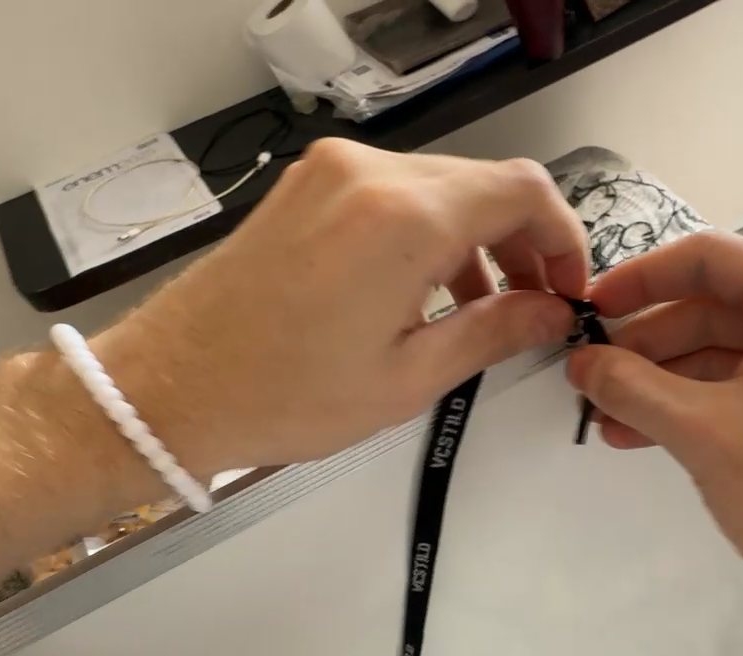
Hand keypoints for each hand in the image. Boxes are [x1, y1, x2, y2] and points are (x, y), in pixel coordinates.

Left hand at [86, 140, 587, 480]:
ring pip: (445, 188)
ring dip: (482, 241)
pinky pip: (399, 195)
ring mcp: (333, 174)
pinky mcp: (311, 188)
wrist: (173, 388)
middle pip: (487, 184)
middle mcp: (366, 175)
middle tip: (539, 306)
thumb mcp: (411, 377)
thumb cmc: (280, 393)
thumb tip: (550, 314)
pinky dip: (435, 235)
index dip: (564, 239)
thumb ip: (495, 333)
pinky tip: (435, 290)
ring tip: (488, 309)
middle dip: (527, 244)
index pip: (524, 192)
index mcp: (401, 219)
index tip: (569, 286)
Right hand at [567, 232, 742, 635]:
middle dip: (648, 347)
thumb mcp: (701, 431)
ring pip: (730, 352)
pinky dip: (701, 403)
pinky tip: (646, 431)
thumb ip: (631, 386)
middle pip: (718, 308)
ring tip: (609, 417)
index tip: (591, 309)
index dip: (640, 279)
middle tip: (594, 378)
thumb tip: (581, 362)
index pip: (710, 258)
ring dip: (666, 382)